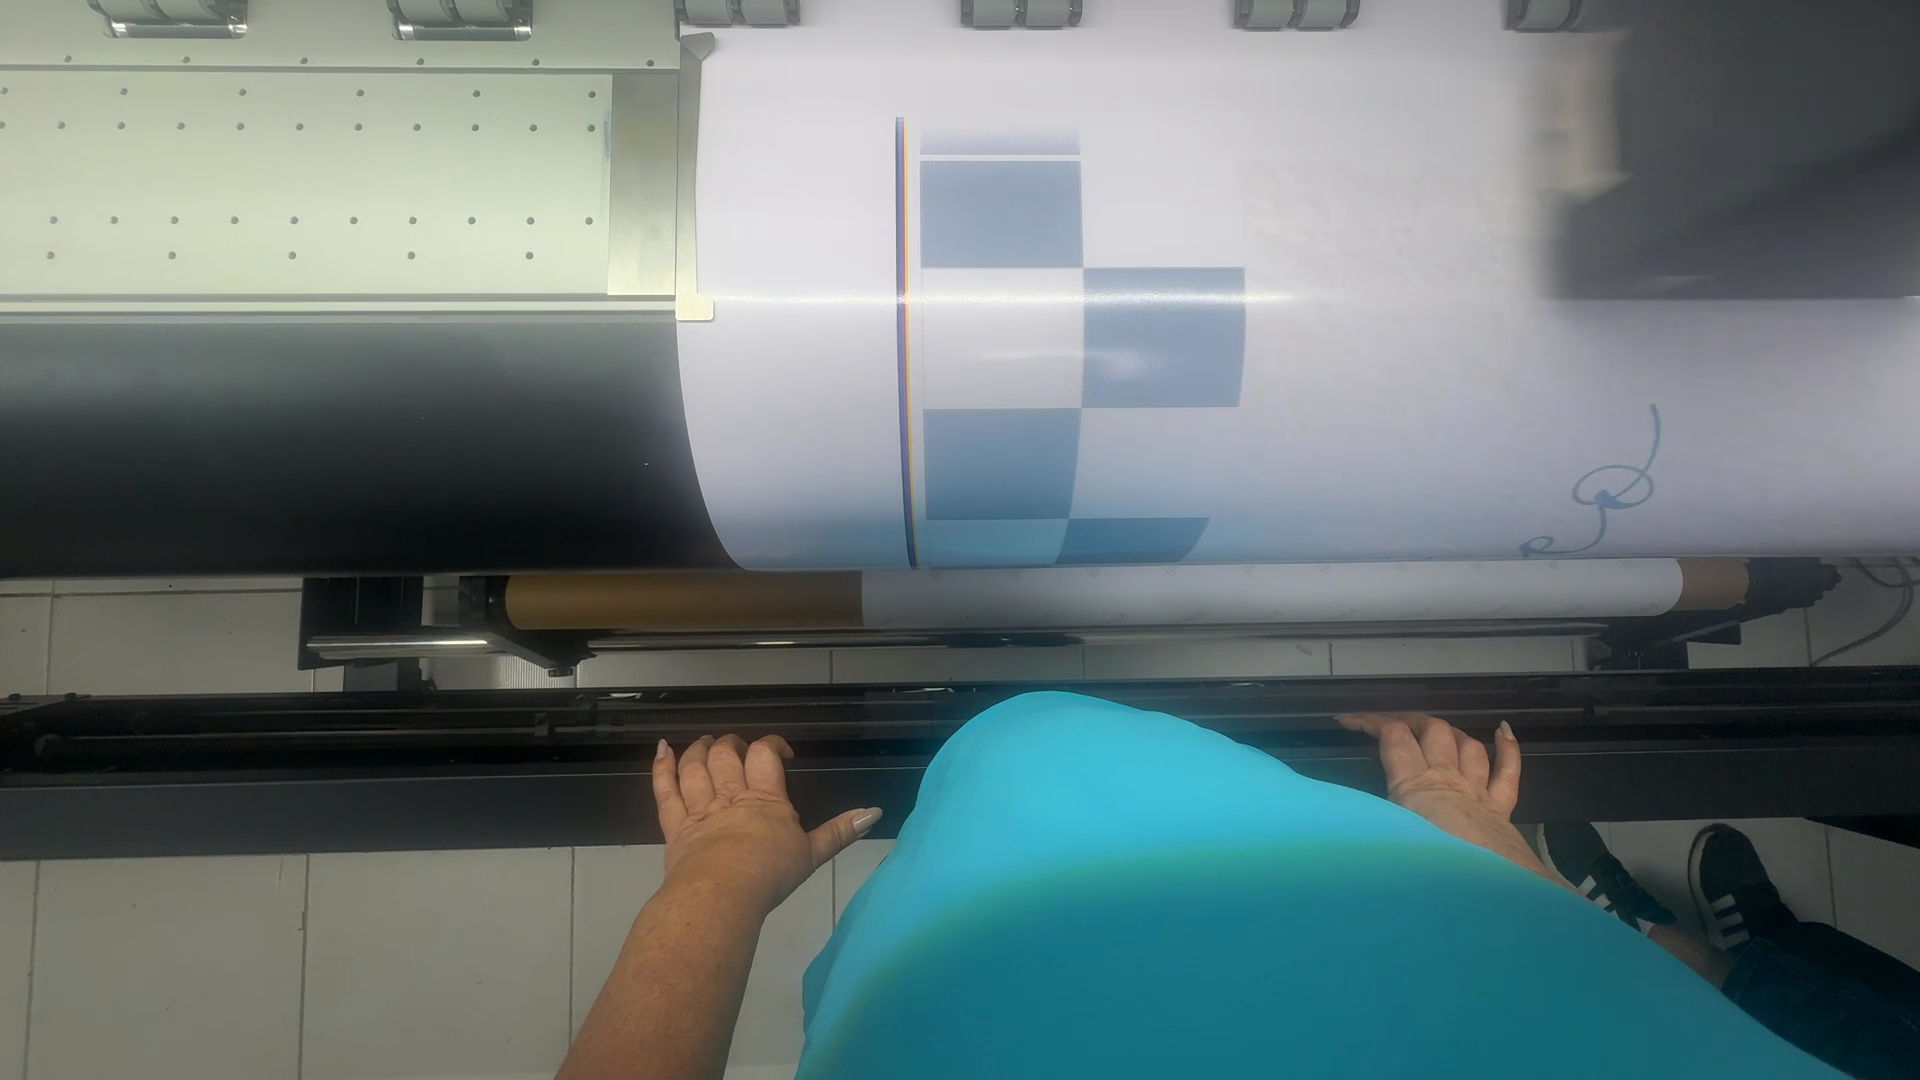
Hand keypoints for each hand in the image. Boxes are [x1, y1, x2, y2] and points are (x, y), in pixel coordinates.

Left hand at [652, 734, 880, 913]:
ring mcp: (700, 809)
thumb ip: (841, 831)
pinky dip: (661, 768)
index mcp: (765, 799)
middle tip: (736, 747)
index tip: (782, 752)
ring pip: (695, 768)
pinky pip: (665, 791)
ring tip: (704, 742)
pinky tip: (662, 749)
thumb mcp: (812, 854)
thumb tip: (874, 813)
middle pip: (726, 755)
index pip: (765, 754)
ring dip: (699, 750)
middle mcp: (731, 796)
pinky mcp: (675, 827)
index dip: (773, 744)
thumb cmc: (769, 875)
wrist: (720, 898)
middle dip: (731, 745)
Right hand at [1337, 713, 1552, 881]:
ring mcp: (1477, 790)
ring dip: (1449, 732)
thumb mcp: (1387, 834)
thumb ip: (1369, 813)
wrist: (1490, 892)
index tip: (1346, 721)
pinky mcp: (1501, 808)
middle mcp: (1446, 778)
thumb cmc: (1431, 865)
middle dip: (1409, 720)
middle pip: (1432, 730)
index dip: (1368, 721)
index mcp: (1413, 784)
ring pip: (1467, 745)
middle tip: (1390, 726)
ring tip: (1433, 732)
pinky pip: (1508, 771)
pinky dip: (1508, 748)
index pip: (1392, 736)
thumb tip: (1345, 808)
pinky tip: (1503, 731)